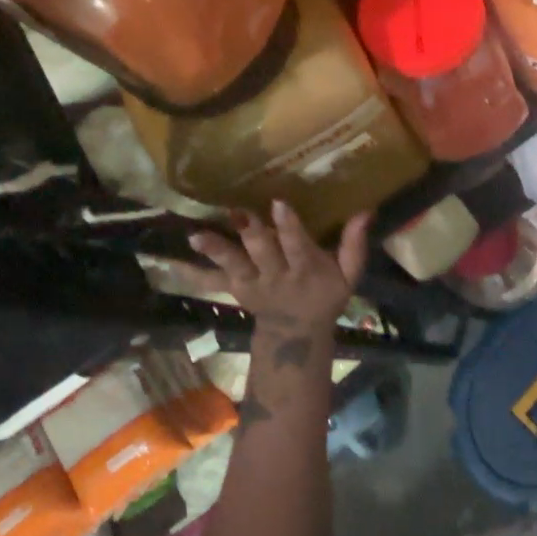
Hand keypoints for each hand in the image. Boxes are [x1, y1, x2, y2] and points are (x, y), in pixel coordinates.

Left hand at [188, 202, 370, 335]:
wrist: (296, 332)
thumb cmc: (326, 295)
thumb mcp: (348, 274)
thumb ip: (354, 244)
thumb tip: (366, 210)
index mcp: (306, 270)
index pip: (297, 246)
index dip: (289, 227)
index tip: (279, 203)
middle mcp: (276, 276)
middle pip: (262, 253)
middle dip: (251, 233)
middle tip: (238, 212)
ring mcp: (251, 284)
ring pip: (232, 266)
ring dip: (215, 250)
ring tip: (196, 235)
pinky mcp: (234, 289)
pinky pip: (210, 283)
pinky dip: (191, 274)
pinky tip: (170, 264)